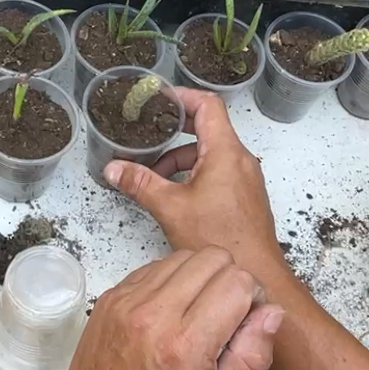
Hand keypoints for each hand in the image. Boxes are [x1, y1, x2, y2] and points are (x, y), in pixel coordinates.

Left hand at [47, 248, 283, 369]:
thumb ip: (252, 356)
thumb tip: (272, 313)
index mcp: (185, 344)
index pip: (238, 282)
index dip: (253, 297)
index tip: (246, 320)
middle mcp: (153, 314)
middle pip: (213, 258)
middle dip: (230, 280)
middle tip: (225, 314)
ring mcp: (127, 301)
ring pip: (183, 256)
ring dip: (200, 277)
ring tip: (196, 313)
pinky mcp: (111, 297)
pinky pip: (154, 267)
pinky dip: (171, 281)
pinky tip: (170, 312)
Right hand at [104, 88, 286, 279]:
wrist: (255, 272)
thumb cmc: (219, 239)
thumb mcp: (170, 207)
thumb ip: (140, 184)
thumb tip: (114, 169)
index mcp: (225, 152)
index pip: (208, 106)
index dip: (183, 97)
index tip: (162, 98)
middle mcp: (240, 160)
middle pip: (208, 129)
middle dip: (176, 131)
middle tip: (150, 131)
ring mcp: (245, 179)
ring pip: (211, 155)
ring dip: (182, 160)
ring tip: (154, 177)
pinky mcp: (244, 197)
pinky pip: (219, 173)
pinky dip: (195, 175)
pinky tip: (175, 196)